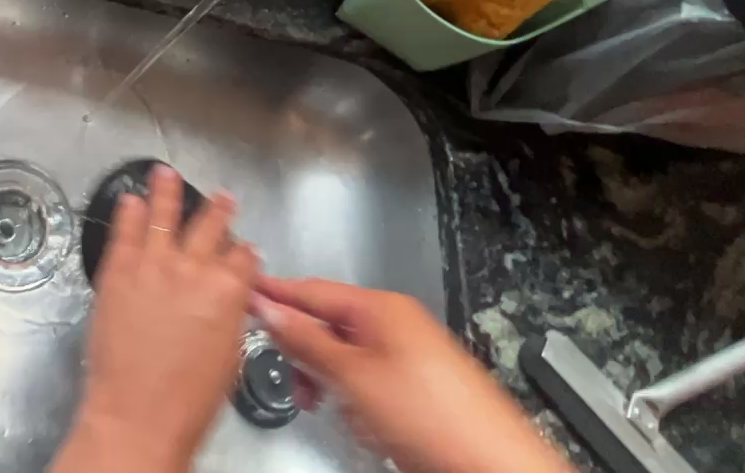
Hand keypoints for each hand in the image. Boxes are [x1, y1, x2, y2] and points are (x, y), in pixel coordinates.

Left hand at [51, 165, 259, 472]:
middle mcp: (192, 269)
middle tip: (223, 196)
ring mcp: (152, 265)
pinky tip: (130, 200)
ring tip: (165, 172)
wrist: (137, 414)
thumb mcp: (228, 357)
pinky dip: (128, 213)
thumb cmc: (190, 402)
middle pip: (209, 228)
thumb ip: (230, 315)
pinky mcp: (118, 270)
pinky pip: (124, 232)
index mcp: (227, 293)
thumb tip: (232, 296)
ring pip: (163, 217)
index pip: (244, 259)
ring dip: (167, 192)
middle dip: (218, 210)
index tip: (245, 247)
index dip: (246, 253)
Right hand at [250, 278, 574, 472]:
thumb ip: (306, 339)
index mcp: (379, 307)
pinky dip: (353, 395)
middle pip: (328, 322)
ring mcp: (409, 354)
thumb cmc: (431, 417)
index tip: (242, 293)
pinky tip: (358, 420)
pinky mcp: (419, 386)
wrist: (502, 471)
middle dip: (304, 350)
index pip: (311, 289)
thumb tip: (267, 308)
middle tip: (291, 378)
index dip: (274, 293)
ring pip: (346, 354)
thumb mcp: (354, 376)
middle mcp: (394, 322)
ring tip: (323, 405)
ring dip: (327, 378)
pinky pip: (368, 377)